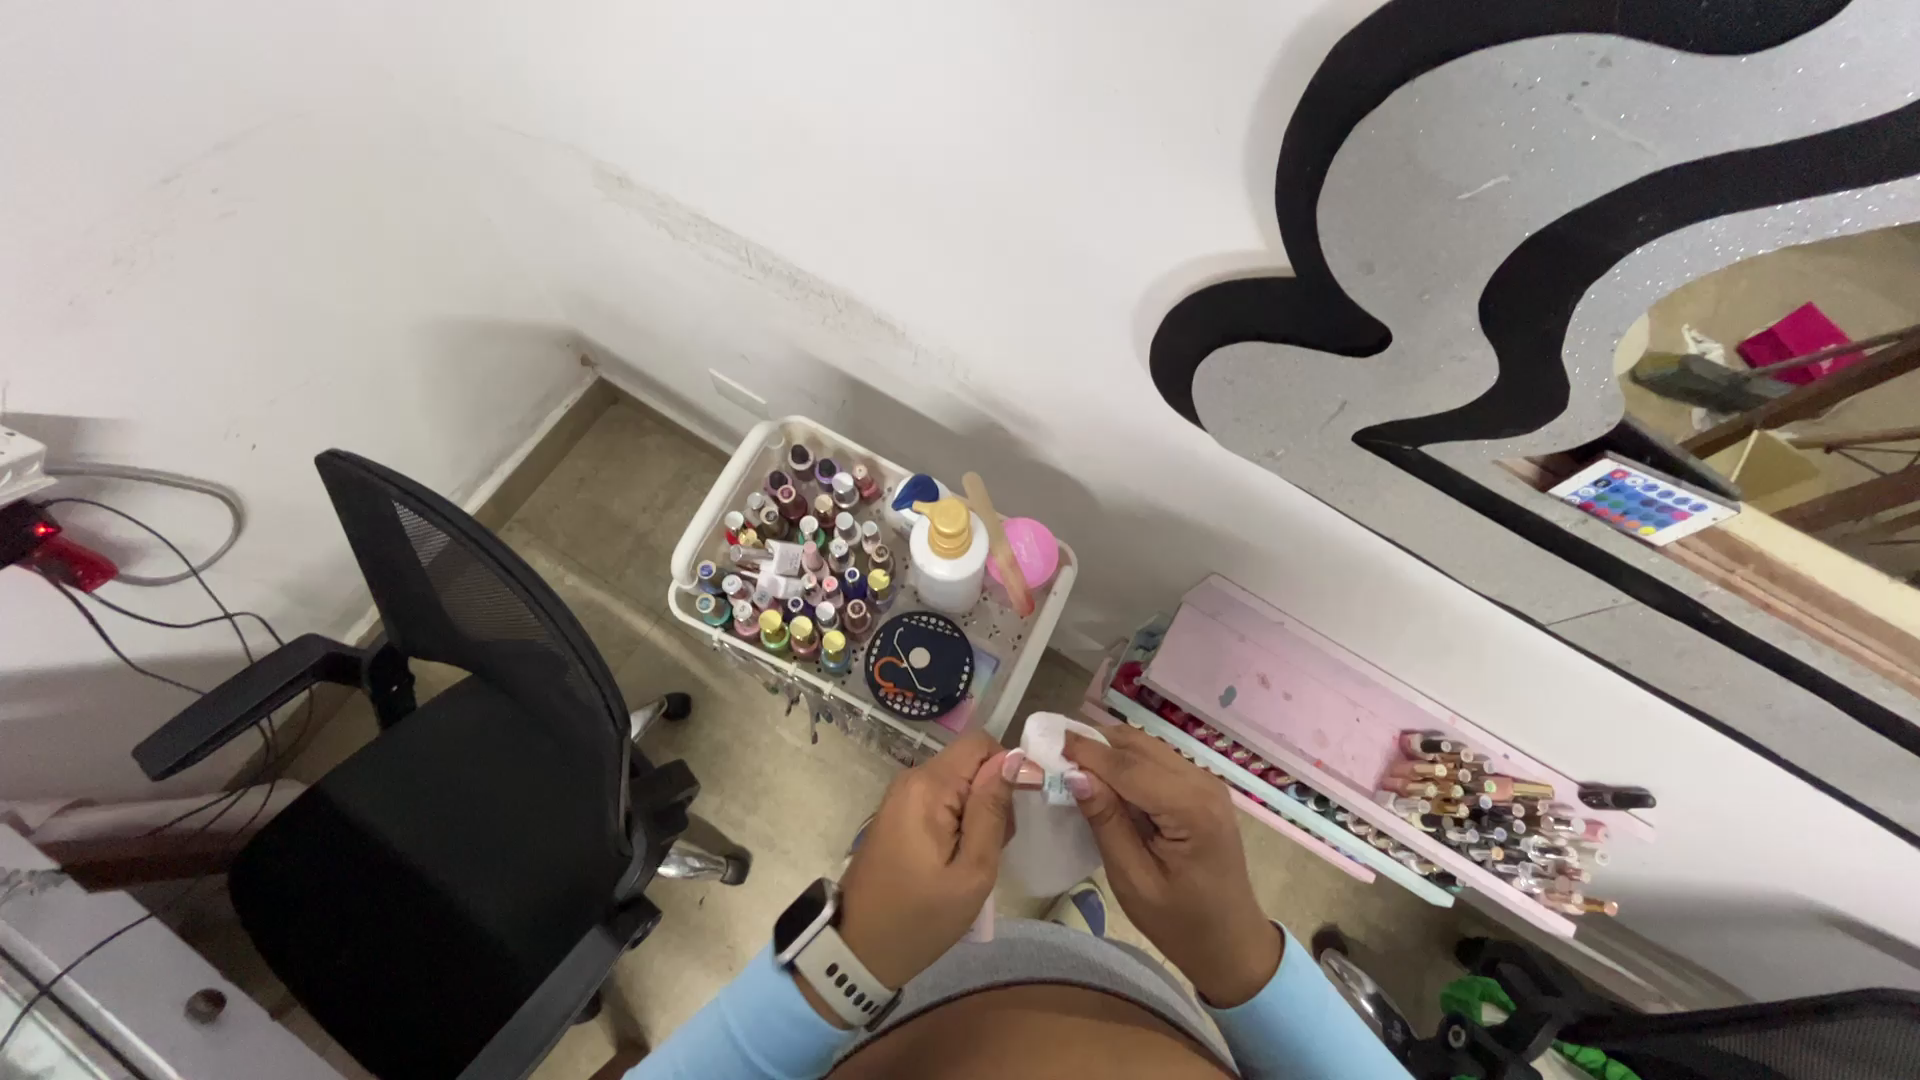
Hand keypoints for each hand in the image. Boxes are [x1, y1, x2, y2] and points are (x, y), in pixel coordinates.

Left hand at [835, 731, 1016, 991]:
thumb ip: (992, 811)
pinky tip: (957, 858)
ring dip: (978, 811)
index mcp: (928, 787)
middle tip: (993, 847)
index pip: (980, 743)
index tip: (1015, 812)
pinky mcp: (898, 813)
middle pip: (970, 762)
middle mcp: (912, 779)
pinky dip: (958, 820)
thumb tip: (1014, 759)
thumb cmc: (919, 918)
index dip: (1007, 768)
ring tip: (975, 859)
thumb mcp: (971, 872)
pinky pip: (940, 798)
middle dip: (993, 795)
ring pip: (958, 781)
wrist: (858, 950)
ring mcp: (901, 796)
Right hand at [1064, 725, 1281, 1006]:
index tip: (1046, 744)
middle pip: (1137, 745)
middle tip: (1053, 753)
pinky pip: (1155, 758)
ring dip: (1108, 749)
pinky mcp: (1200, 786)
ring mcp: (1205, 781)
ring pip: (1145, 745)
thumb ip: (1106, 822)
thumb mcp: (1133, 881)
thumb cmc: (1181, 923)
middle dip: (1094, 743)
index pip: (1127, 766)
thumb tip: (1075, 775)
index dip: (1085, 752)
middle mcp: (1202, 783)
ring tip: (1072, 764)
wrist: (1232, 943)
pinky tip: (1103, 777)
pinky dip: (1125, 760)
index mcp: (1191, 810)